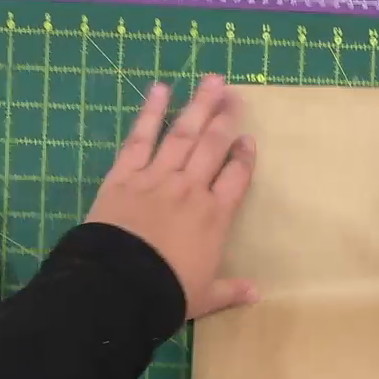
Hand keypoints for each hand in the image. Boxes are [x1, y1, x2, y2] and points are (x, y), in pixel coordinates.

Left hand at [86, 75, 257, 318]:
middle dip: (225, 118)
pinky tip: (160, 89)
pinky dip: (150, 112)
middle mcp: (191, 189)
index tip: (247, 140)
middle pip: (213, 146)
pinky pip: (140, 138)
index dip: (244, 157)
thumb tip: (257, 294)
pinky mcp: (125, 174)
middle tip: (234, 94)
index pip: (236, 177)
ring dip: (199, 106)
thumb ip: (230, 290)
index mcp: (215, 217)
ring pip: (183, 134)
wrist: (121, 285)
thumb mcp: (204, 297)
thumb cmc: (167, 292)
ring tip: (212, 81)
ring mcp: (158, 177)